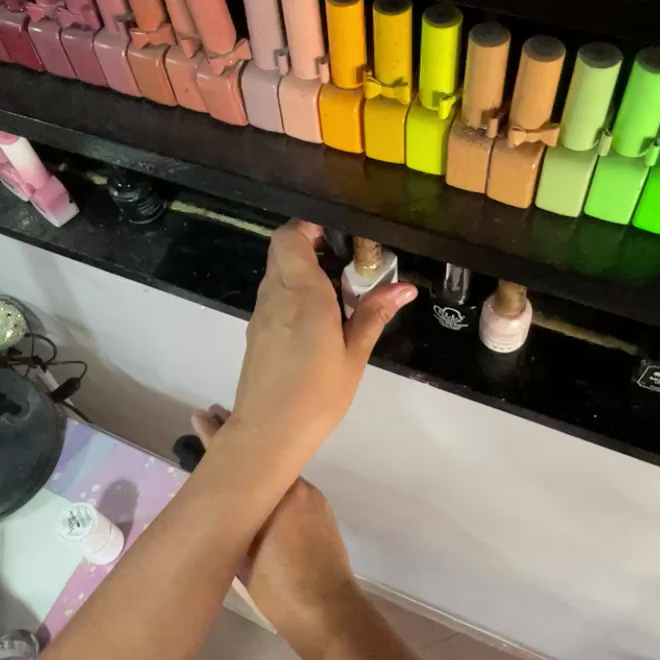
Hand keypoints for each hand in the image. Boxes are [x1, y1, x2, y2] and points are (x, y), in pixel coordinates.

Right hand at [193, 406, 364, 656]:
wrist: (328, 612)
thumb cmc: (279, 590)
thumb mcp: (242, 558)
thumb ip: (234, 526)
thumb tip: (222, 509)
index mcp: (274, 497)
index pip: (240, 461)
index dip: (216, 438)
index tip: (202, 416)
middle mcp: (296, 489)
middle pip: (263, 459)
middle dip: (239, 445)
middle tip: (215, 418)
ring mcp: (313, 499)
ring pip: (278, 475)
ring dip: (258, 468)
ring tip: (233, 462)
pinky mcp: (322, 512)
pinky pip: (293, 490)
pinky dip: (275, 485)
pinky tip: (260, 495)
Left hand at [226, 221, 414, 460]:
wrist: (269, 433)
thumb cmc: (317, 394)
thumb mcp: (354, 355)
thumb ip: (373, 314)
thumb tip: (404, 288)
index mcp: (301, 293)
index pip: (291, 236)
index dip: (310, 226)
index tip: (339, 235)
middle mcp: (275, 295)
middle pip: (282, 250)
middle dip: (310, 245)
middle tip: (345, 262)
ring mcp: (261, 313)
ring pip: (276, 272)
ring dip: (302, 270)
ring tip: (337, 293)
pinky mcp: (256, 331)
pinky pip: (273, 296)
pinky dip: (293, 293)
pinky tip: (318, 320)